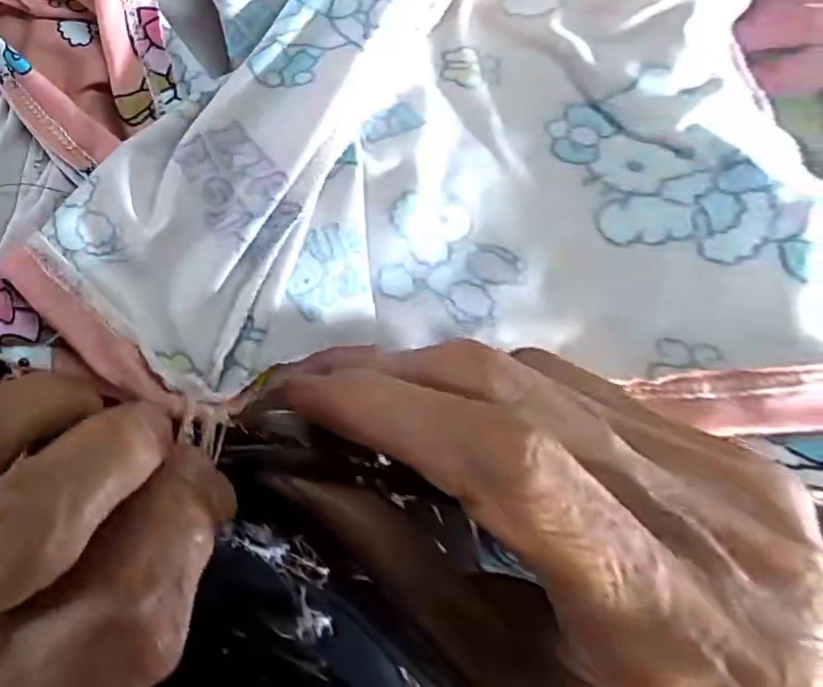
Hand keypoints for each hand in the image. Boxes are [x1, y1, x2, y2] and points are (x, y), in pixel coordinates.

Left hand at [0, 313, 233, 686]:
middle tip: (150, 423)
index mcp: (27, 671)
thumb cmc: (9, 648)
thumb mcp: (83, 649)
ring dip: (47, 395)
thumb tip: (191, 476)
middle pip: (37, 511)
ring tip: (87, 389)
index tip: (197, 474)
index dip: (180, 524)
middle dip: (114, 450)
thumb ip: (142, 576)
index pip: (126, 608)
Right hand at [265, 340, 822, 685]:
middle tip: (298, 386)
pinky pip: (572, 384)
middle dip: (372, 372)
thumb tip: (296, 473)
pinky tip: (451, 408)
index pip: (499, 457)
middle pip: (499, 388)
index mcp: (662, 614)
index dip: (378, 406)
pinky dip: (482, 382)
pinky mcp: (736, 457)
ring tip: (357, 391)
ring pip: (525, 371)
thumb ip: (400, 565)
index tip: (289, 397)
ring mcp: (736, 479)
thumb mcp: (507, 678)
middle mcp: (712, 525)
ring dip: (415, 368)